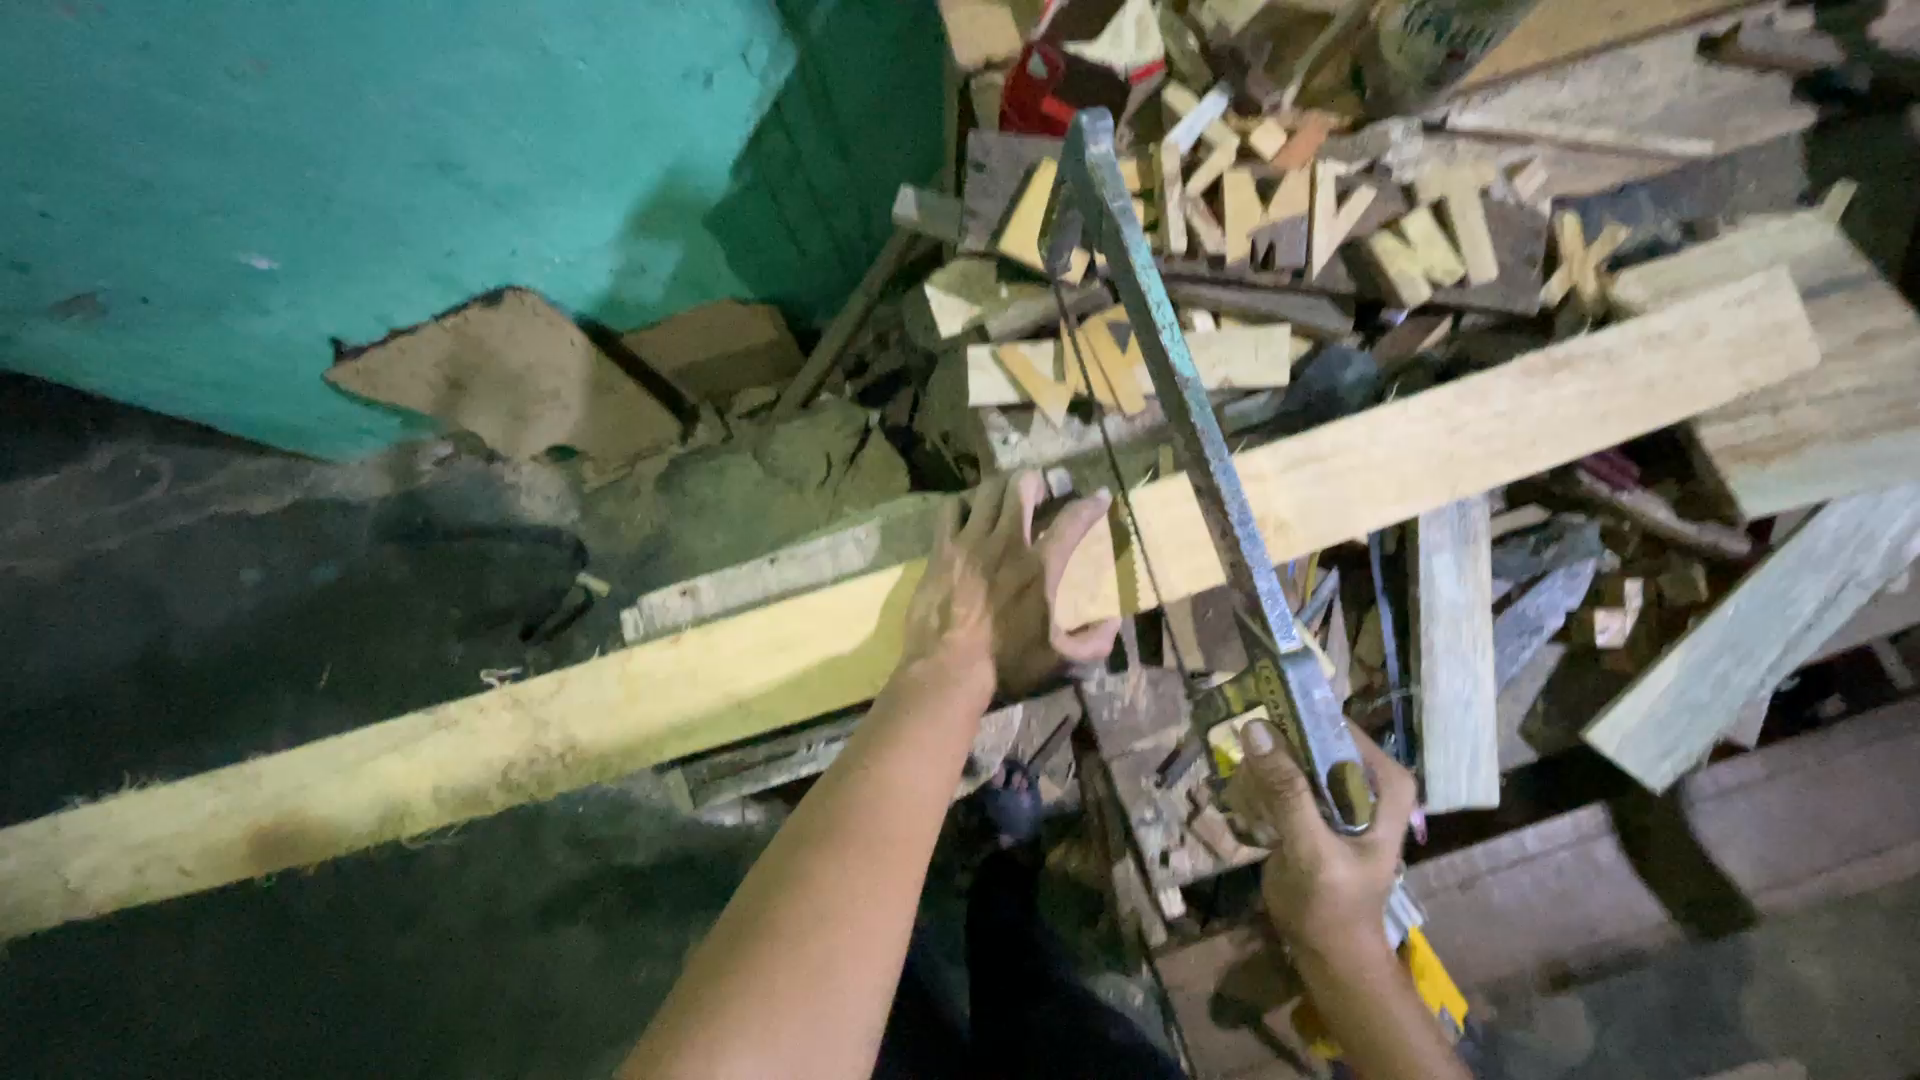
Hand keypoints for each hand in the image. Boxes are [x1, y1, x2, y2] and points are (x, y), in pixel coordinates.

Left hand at [899, 472, 1121, 698]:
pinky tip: (969, 513)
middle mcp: (1007, 543)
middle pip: (1023, 485)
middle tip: (1044, 493)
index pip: (1073, 520)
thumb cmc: (1005, 664)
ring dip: (1003, 487)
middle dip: (1039, 481)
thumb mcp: (1059, 659)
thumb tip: (1114, 622)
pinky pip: (952, 507)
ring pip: (988, 489)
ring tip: (1007, 497)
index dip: (1092, 503)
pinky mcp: (942, 548)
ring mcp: (971, 542)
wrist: (946, 669)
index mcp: (1041, 567)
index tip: (1101, 497)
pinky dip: (964, 503)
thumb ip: (1093, 641)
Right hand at [1229, 719, 1416, 960]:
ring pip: (1289, 753)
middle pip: (1311, 736)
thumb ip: (1287, 792)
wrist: (1327, 951)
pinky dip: (1258, 782)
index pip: (1340, 727)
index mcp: (1384, 783)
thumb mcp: (1312, 849)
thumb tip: (1256, 729)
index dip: (1301, 713)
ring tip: (1246, 788)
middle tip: (1243, 750)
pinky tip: (1245, 800)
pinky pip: (1278, 775)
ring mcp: (1334, 792)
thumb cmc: (1333, 904)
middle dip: (1274, 742)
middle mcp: (1362, 779)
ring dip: (1261, 766)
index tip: (1259, 704)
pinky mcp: (1309, 806)